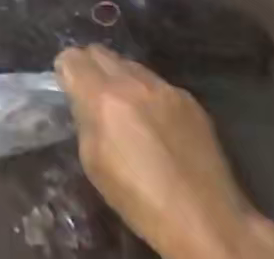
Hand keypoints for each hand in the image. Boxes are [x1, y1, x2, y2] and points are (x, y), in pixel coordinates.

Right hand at [55, 46, 273, 258]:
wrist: (208, 222)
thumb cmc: (141, 201)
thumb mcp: (94, 163)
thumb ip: (84, 120)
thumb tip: (83, 101)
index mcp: (103, 98)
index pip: (72, 57)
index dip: (65, 71)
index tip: (68, 88)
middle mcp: (132, 82)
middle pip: (98, 51)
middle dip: (89, 68)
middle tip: (92, 96)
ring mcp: (164, 87)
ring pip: (128, 64)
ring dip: (119, 79)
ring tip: (126, 110)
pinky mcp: (188, 98)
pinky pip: (156, 83)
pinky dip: (147, 94)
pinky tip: (156, 125)